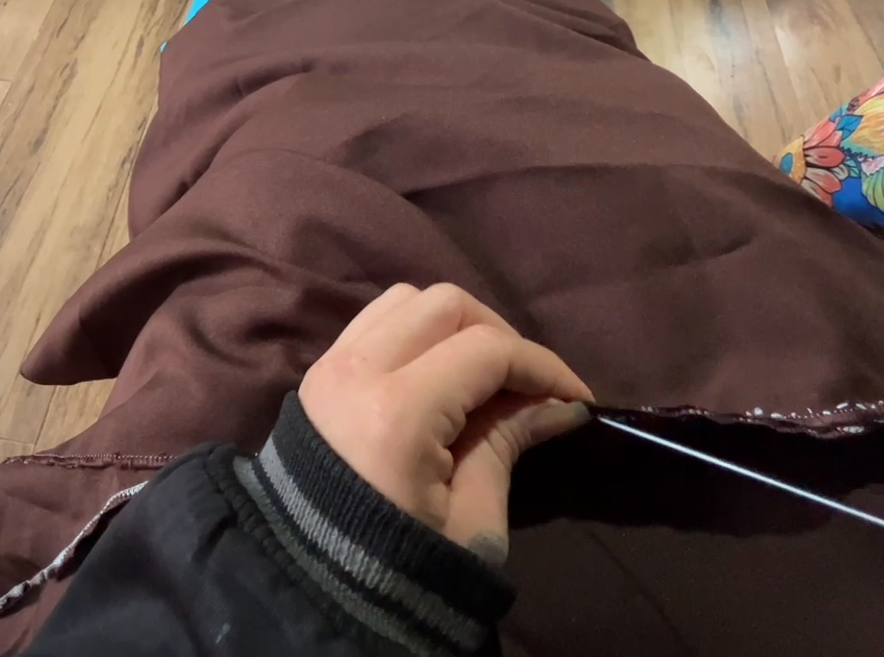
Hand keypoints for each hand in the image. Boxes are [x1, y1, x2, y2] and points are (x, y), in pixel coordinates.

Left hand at [298, 283, 591, 564]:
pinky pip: (374, 319)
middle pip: (444, 304)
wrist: (310, 584)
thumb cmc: (398, 567)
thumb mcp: (471, 520)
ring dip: (452, 324)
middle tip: (526, 383)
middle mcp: (358, 369)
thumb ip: (508, 442)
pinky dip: (414, 328)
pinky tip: (437, 369)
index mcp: (397, 412)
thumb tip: (559, 404)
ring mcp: (330, 363)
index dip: (540, 365)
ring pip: (405, 299)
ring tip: (481, 373)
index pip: (485, 350)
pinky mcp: (318, 369)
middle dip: (498, 333)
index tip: (574, 396)